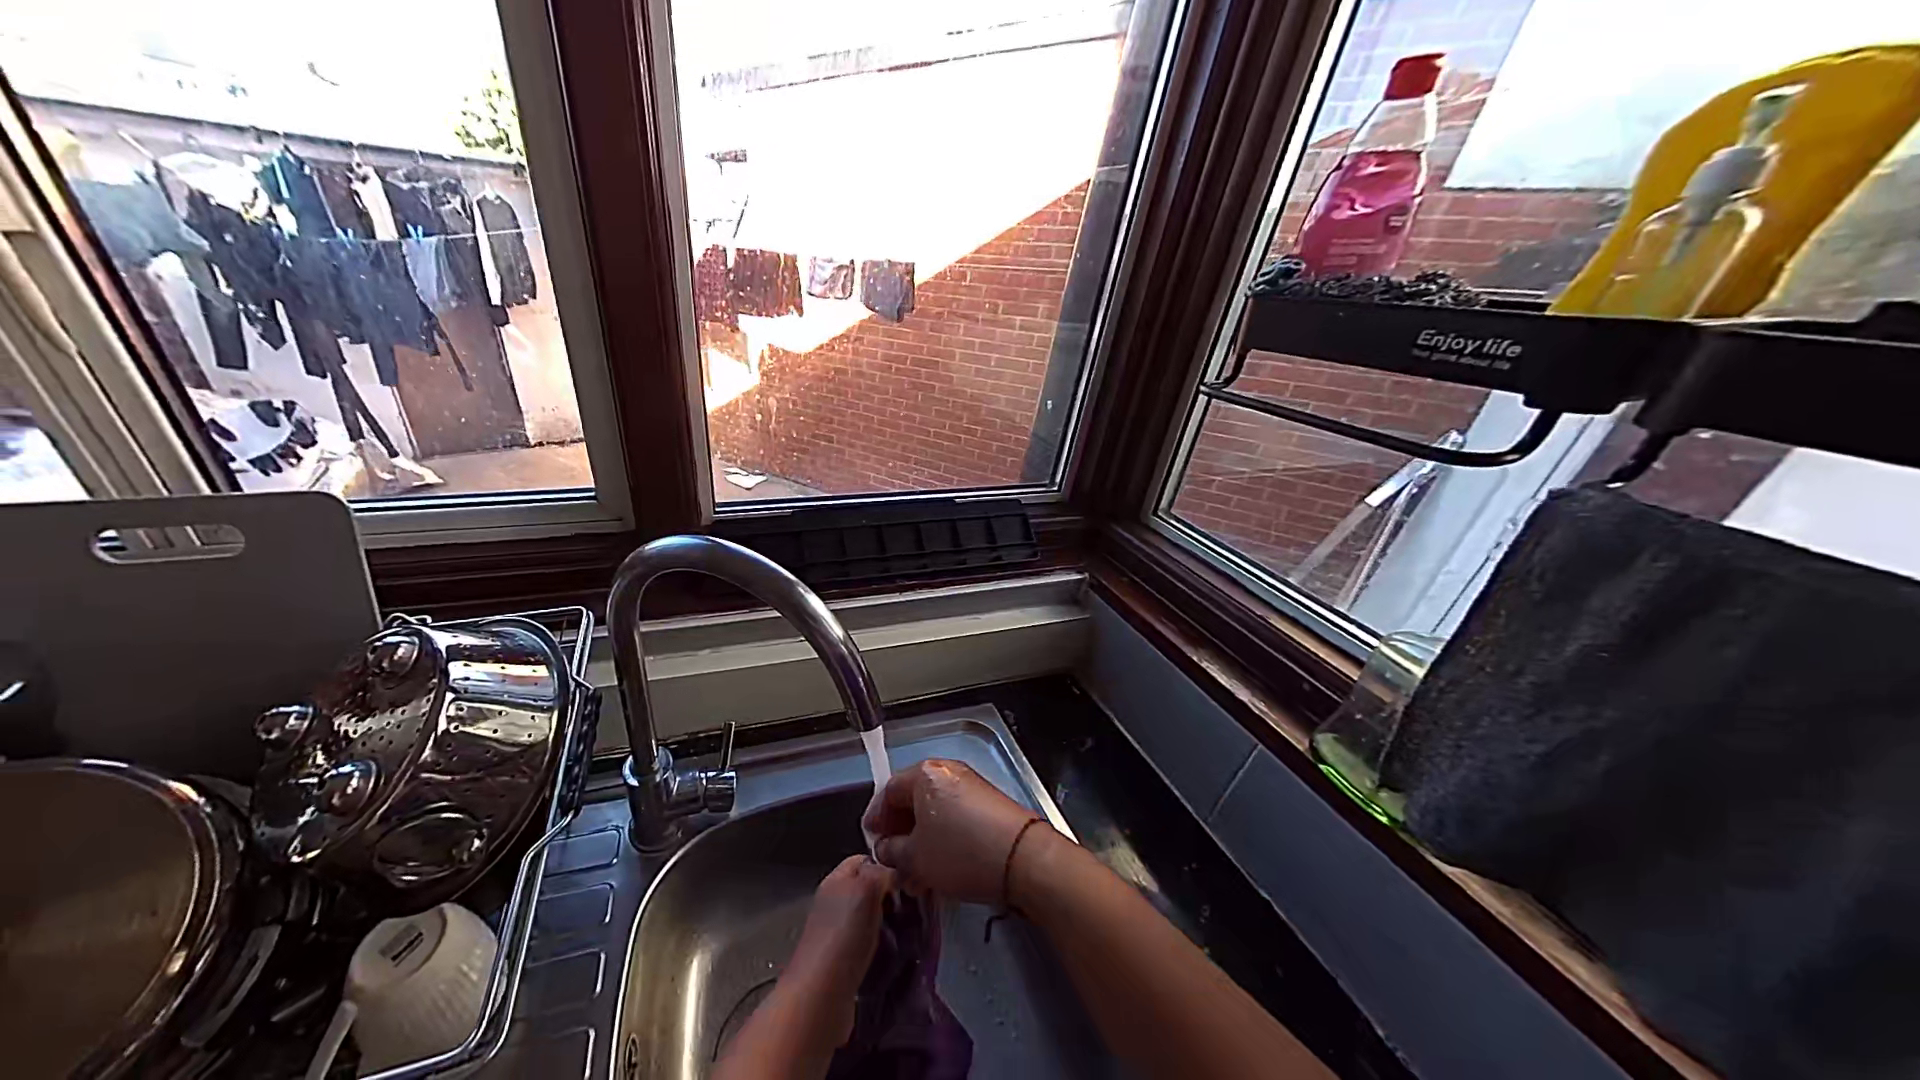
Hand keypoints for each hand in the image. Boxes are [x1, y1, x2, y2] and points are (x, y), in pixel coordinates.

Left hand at [778, 855, 893, 1047]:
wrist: (819, 998)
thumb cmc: (843, 936)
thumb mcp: (867, 888)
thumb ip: (883, 871)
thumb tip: (897, 873)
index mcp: (836, 880)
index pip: (865, 858)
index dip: (889, 863)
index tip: (912, 876)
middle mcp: (834, 902)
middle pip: (870, 887)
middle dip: (893, 893)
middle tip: (917, 904)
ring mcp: (837, 933)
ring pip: (872, 916)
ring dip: (891, 921)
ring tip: (912, 927)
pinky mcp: (843, 961)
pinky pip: (870, 942)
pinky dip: (884, 944)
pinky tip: (897, 952)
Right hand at [863, 759, 1041, 903]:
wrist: (1023, 859)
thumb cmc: (964, 852)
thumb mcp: (915, 858)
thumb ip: (891, 851)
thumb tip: (886, 849)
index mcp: (925, 774)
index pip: (888, 790)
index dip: (876, 819)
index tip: (873, 841)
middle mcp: (948, 772)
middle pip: (912, 799)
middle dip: (900, 832)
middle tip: (893, 860)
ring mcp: (971, 786)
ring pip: (934, 812)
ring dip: (921, 840)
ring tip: (916, 873)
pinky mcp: (988, 804)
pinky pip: (954, 817)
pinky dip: (943, 838)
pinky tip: (940, 866)